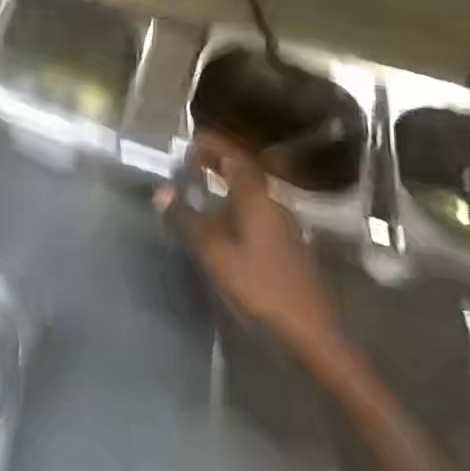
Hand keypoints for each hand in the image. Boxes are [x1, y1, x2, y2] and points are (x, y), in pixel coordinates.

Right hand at [157, 132, 338, 350]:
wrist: (307, 330)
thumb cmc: (258, 285)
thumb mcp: (213, 252)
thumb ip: (187, 219)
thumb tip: (162, 190)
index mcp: (256, 198)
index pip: (234, 158)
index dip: (213, 146)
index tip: (190, 141)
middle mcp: (272, 203)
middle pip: (244, 172)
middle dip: (218, 162)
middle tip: (191, 160)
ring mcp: (282, 225)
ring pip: (250, 192)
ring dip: (226, 183)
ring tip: (200, 186)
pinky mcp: (284, 245)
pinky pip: (255, 210)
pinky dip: (234, 203)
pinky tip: (222, 221)